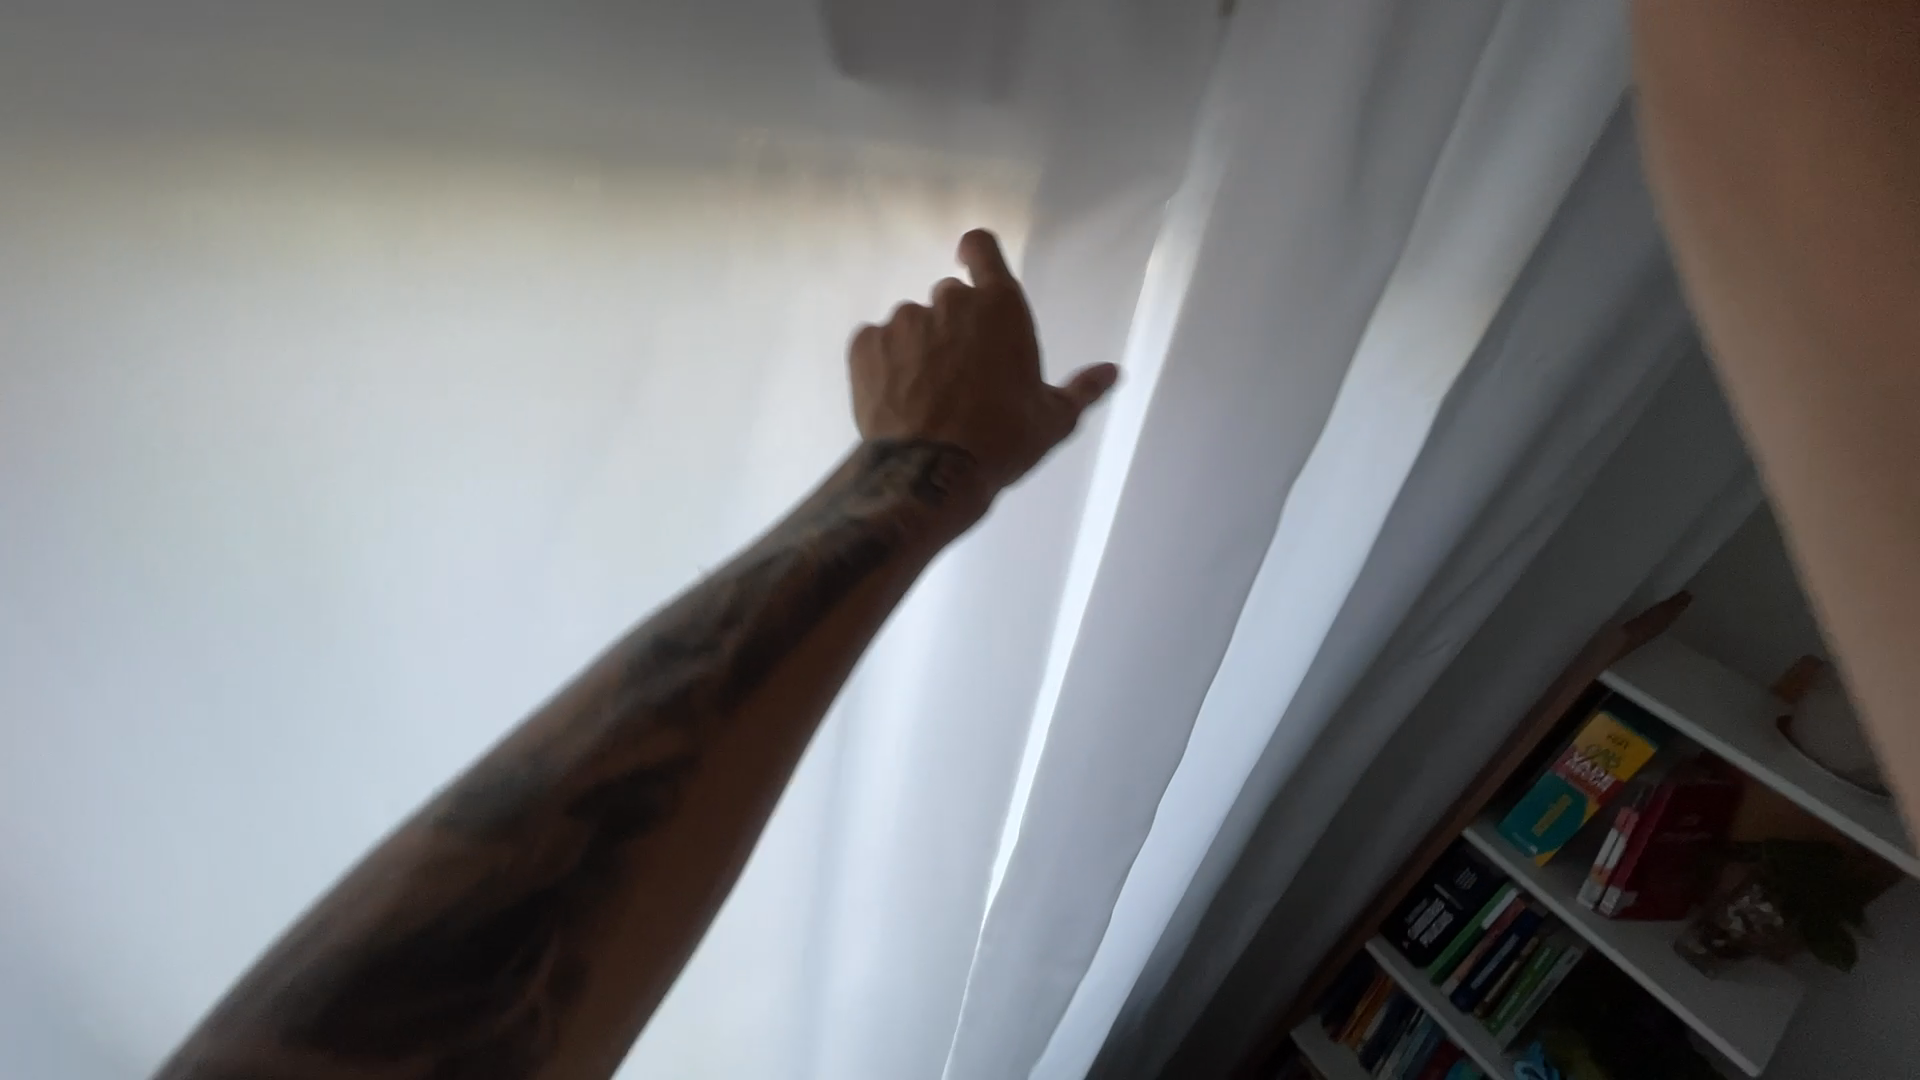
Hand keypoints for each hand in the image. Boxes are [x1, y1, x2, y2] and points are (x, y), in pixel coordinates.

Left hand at [850, 229, 1119, 491]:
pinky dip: (884, 364)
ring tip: (925, 396)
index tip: (971, 264)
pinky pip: (875, 344)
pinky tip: (896, 398)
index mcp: (1000, 308)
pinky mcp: (865, 347)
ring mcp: (903, 322)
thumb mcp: (1053, 420)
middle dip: (954, 328)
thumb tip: (1112, 372)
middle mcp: (949, 303)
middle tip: (959, 374)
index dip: (976, 254)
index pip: (982, 249)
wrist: (931, 473)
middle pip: (949, 298)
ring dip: (918, 349)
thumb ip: (1082, 389)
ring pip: (911, 325)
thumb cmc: (1002, 442)